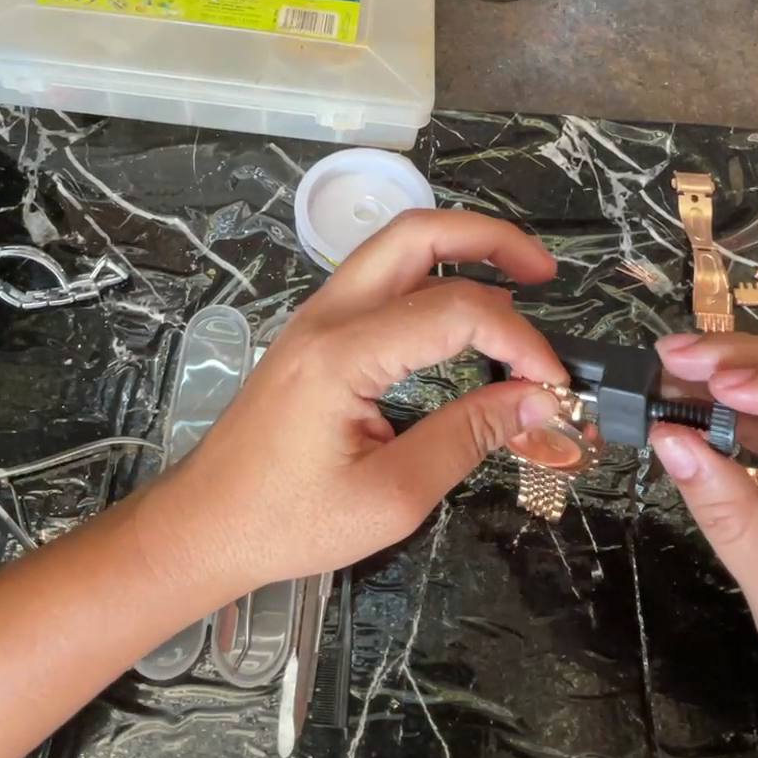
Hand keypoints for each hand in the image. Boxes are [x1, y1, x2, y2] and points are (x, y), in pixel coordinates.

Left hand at [132, 210, 567, 598]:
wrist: (204, 524)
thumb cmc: (289, 522)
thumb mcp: (392, 495)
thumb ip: (469, 436)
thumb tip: (539, 399)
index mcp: (343, 352)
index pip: (453, 311)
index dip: (518, 338)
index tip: (553, 383)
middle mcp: (327, 315)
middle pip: (416, 233)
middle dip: (490, 239)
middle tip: (545, 272)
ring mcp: (316, 317)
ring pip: (395, 247)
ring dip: (459, 249)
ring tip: (516, 283)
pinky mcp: (315, 332)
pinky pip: (380, 280)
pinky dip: (431, 279)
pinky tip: (460, 314)